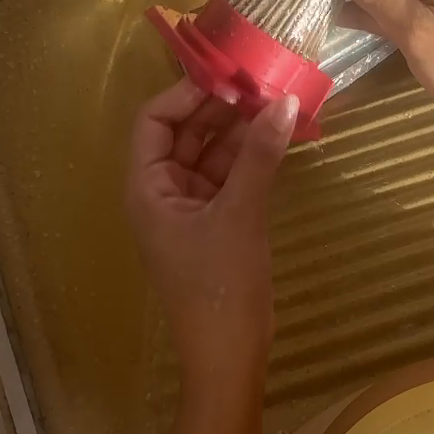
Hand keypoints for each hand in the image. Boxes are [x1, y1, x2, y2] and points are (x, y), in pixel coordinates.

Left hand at [125, 79, 296, 388]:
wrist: (231, 356)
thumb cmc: (220, 286)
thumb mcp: (239, 215)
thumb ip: (259, 155)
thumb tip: (285, 101)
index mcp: (148, 188)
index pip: (154, 121)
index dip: (187, 94)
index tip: (230, 77)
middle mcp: (165, 190)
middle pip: (187, 133)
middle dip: (223, 108)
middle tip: (264, 81)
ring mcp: (194, 205)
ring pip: (214, 152)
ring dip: (243, 129)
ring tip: (279, 100)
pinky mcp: (220, 219)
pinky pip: (233, 174)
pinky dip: (254, 155)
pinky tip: (281, 135)